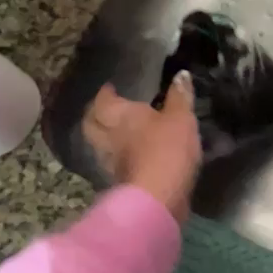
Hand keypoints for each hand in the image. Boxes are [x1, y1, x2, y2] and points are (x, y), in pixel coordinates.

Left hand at [83, 72, 202, 220]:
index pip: (102, 101)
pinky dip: (119, 158)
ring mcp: (111, 163)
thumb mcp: (181, 117)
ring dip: (105, 138)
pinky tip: (131, 156)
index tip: (109, 88)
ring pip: (100, 146)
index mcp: (120, 115)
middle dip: (95, 115)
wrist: (158, 199)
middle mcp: (109, 137)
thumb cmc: (167, 149)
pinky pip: (114, 164)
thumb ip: (180, 96)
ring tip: (118, 133)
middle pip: (91, 125)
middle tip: (105, 109)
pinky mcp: (120, 184)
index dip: (104, 94)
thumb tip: (181, 74)